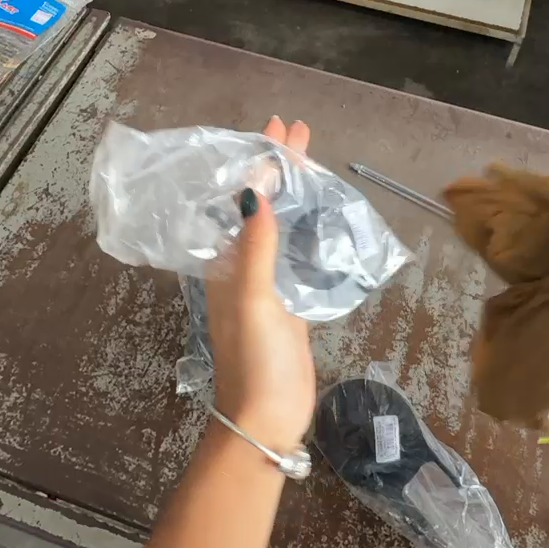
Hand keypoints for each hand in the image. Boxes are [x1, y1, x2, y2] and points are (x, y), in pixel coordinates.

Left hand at [204, 116, 316, 453]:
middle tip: (299, 131)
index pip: (242, 197)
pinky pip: (297, 251)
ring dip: (292, 192)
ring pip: (280, 224)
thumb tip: (253, 190)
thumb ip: (254, 247)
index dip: (260, 161)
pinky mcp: (290, 302)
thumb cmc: (254, 359)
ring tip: (312, 161)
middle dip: (278, 167)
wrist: (268, 419)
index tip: (277, 129)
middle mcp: (243, 265)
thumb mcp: (252, 299)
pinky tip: (321, 216)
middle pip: (261, 203)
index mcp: (227, 260)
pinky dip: (307, 226)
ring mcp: (268, 283)